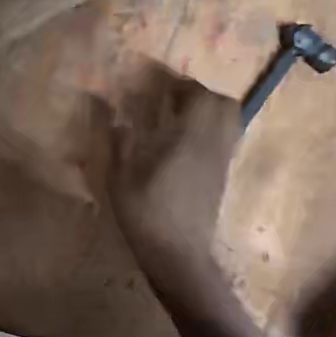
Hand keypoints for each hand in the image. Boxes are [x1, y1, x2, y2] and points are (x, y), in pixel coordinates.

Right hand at [108, 70, 242, 281]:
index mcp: (189, 137)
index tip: (154, 80)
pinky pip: (225, 139)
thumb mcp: (120, 176)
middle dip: (199, 93)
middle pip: (222, 103)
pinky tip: (183, 144)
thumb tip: (105, 103)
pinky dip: (210, 130)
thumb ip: (116, 136)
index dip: (177, 82)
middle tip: (170, 99)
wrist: (178, 256)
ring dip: (208, 111)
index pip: (196, 94)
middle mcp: (213, 143)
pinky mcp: (222, 177)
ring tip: (178, 119)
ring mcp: (222, 161)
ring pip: (230, 121)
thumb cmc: (146, 214)